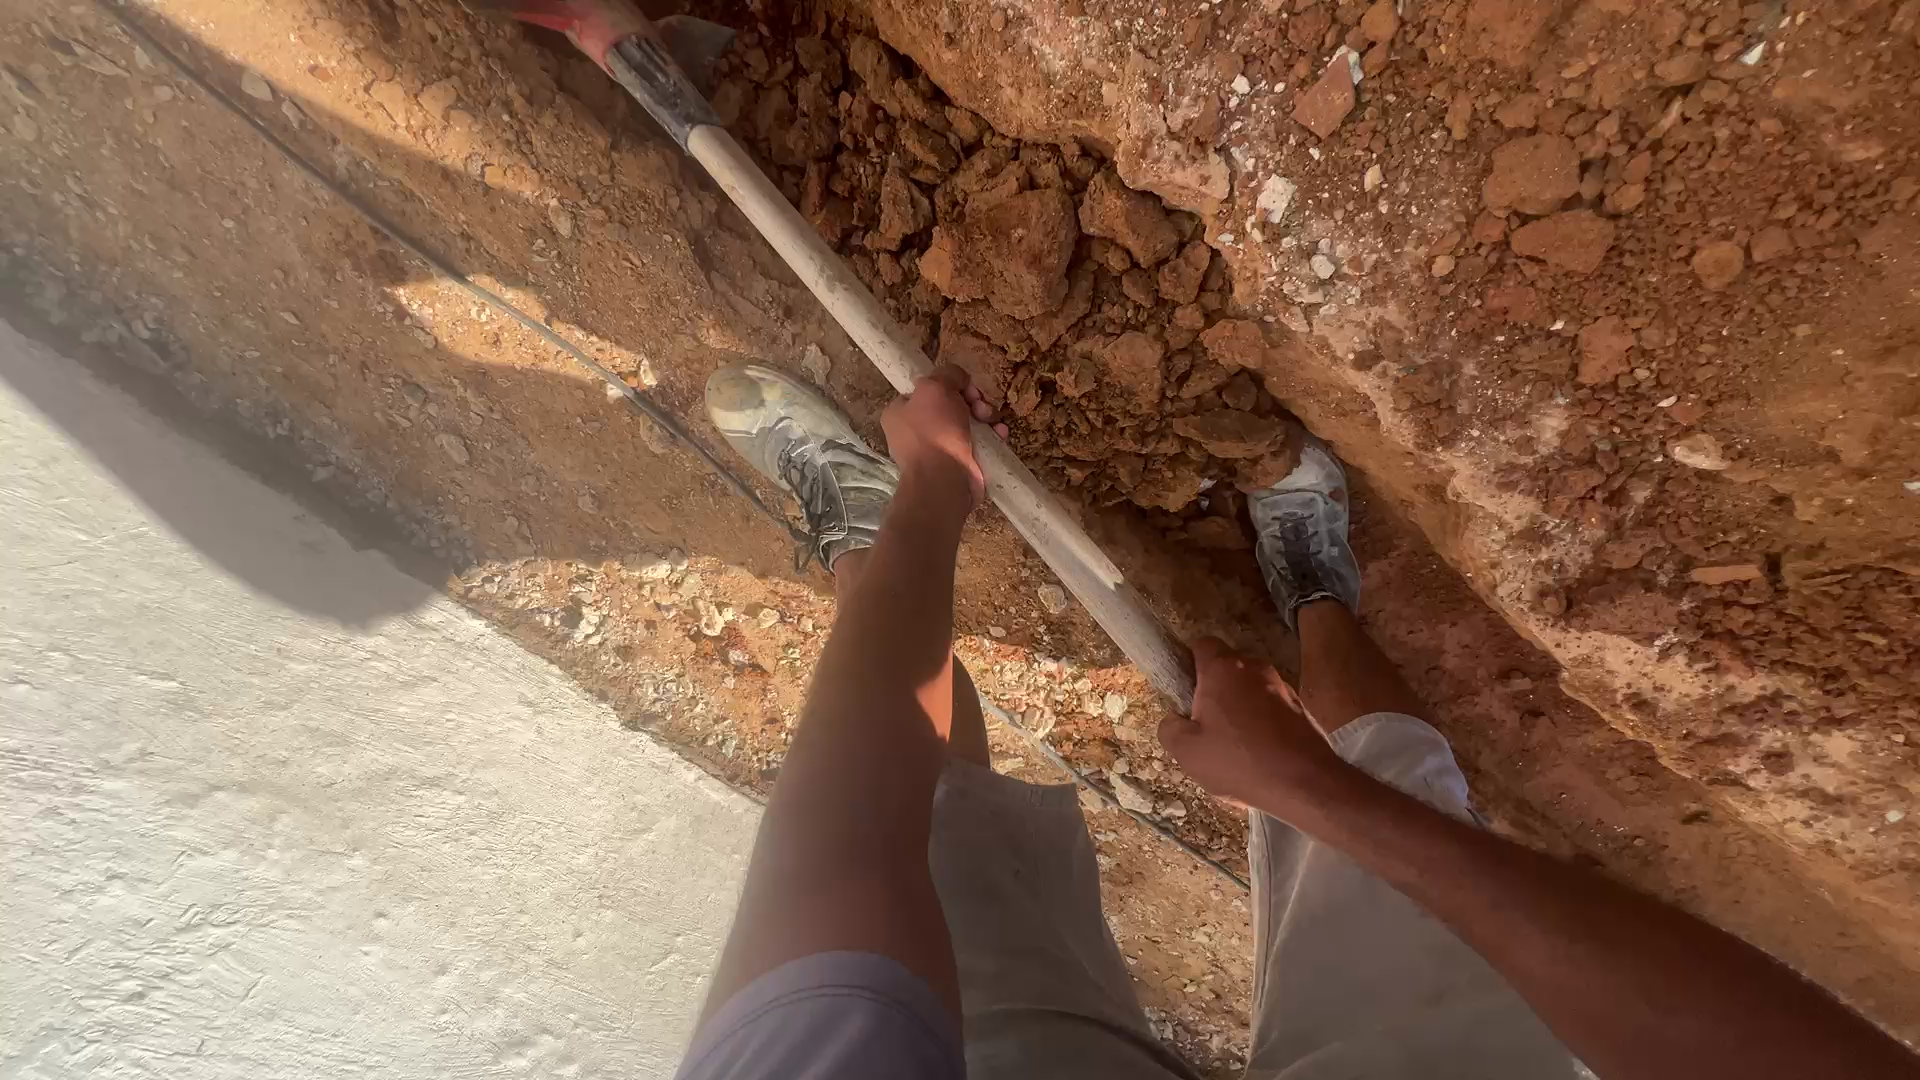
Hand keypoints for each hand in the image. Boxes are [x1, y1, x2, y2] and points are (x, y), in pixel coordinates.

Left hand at [881, 365, 1006, 506]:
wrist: (944, 481)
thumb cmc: (934, 431)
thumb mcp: (934, 387)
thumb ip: (947, 374)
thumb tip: (960, 379)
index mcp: (900, 412)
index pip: (926, 389)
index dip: (948, 384)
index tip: (964, 386)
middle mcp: (916, 431)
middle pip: (951, 404)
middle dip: (971, 400)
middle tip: (979, 405)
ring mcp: (939, 449)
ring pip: (968, 422)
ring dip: (985, 416)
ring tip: (991, 420)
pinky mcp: (960, 463)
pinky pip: (979, 442)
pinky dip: (992, 436)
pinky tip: (1000, 434)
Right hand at [1158, 637, 1353, 811]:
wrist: (1307, 786)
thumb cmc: (1239, 762)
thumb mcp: (1186, 751)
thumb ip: (1169, 727)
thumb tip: (1174, 719)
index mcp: (1222, 669)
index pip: (1202, 644)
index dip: (1189, 663)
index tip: (1185, 690)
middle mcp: (1254, 668)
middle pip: (1226, 667)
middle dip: (1214, 689)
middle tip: (1206, 724)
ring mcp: (1282, 686)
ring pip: (1249, 688)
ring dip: (1240, 707)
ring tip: (1235, 745)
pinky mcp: (1301, 708)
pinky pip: (1271, 707)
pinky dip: (1262, 723)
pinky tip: (1260, 754)